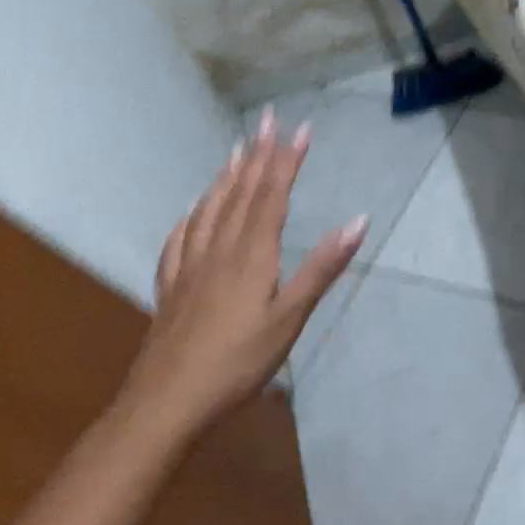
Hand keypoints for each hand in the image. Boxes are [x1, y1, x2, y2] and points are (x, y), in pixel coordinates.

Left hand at [119, 109, 366, 438]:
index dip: (287, 160)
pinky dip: (191, 215)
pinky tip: (192, 210)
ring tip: (237, 150)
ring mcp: (190, 268)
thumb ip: (322, 267)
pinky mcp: (171, 289)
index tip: (300, 128)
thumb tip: (359, 221)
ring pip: (210, 210)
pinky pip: (180, 239)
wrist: (165, 404)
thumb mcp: (290, 318)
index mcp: (251, 255)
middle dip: (257, 154)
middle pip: (240, 193)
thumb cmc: (237, 362)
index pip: (272, 195)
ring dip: (226, 176)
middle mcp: (219, 250)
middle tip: (267, 119)